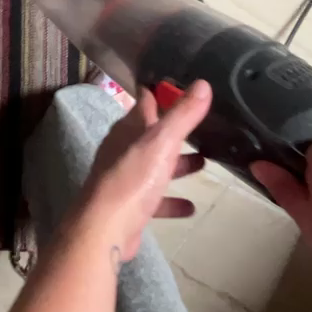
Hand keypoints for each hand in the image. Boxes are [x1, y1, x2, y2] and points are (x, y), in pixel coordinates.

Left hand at [72, 81, 212, 261]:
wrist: (106, 227)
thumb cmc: (132, 179)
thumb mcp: (161, 142)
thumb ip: (182, 115)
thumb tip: (202, 84)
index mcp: (128, 129)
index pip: (146, 101)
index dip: (164, 91)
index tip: (188, 86)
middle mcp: (125, 148)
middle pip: (153, 134)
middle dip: (176, 131)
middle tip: (205, 128)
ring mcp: (127, 177)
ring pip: (156, 165)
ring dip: (177, 163)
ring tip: (204, 162)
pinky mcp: (131, 204)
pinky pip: (156, 197)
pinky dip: (172, 199)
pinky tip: (191, 206)